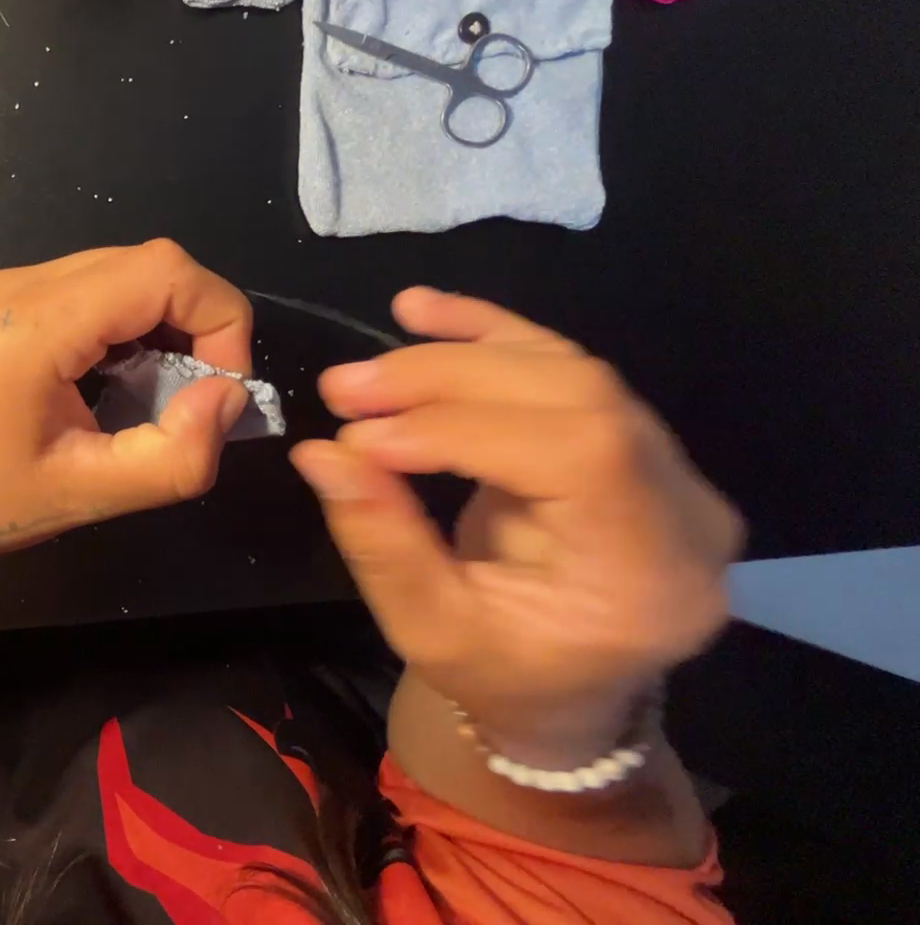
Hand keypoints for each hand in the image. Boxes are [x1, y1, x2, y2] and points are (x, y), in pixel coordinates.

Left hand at [0, 240, 253, 556]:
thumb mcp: (86, 495)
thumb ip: (177, 455)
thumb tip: (228, 397)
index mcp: (36, 325)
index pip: (164, 271)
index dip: (219, 320)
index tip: (219, 390)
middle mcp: (19, 284)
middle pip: (147, 263)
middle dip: (196, 323)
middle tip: (192, 396)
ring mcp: (5, 285)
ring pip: (120, 270)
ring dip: (161, 323)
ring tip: (155, 392)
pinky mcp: (0, 298)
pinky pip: (87, 286)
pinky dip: (125, 322)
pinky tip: (115, 378)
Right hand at [290, 288, 743, 765]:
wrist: (563, 691)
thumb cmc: (497, 674)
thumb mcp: (426, 629)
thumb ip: (380, 541)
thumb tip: (319, 453)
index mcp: (647, 573)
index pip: (575, 457)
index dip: (459, 429)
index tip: (360, 439)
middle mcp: (681, 507)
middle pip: (576, 393)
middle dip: (445, 378)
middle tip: (341, 389)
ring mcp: (663, 466)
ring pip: (565, 368)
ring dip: (451, 352)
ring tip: (360, 371)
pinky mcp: (622, 439)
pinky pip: (556, 366)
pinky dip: (482, 331)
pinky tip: (418, 308)